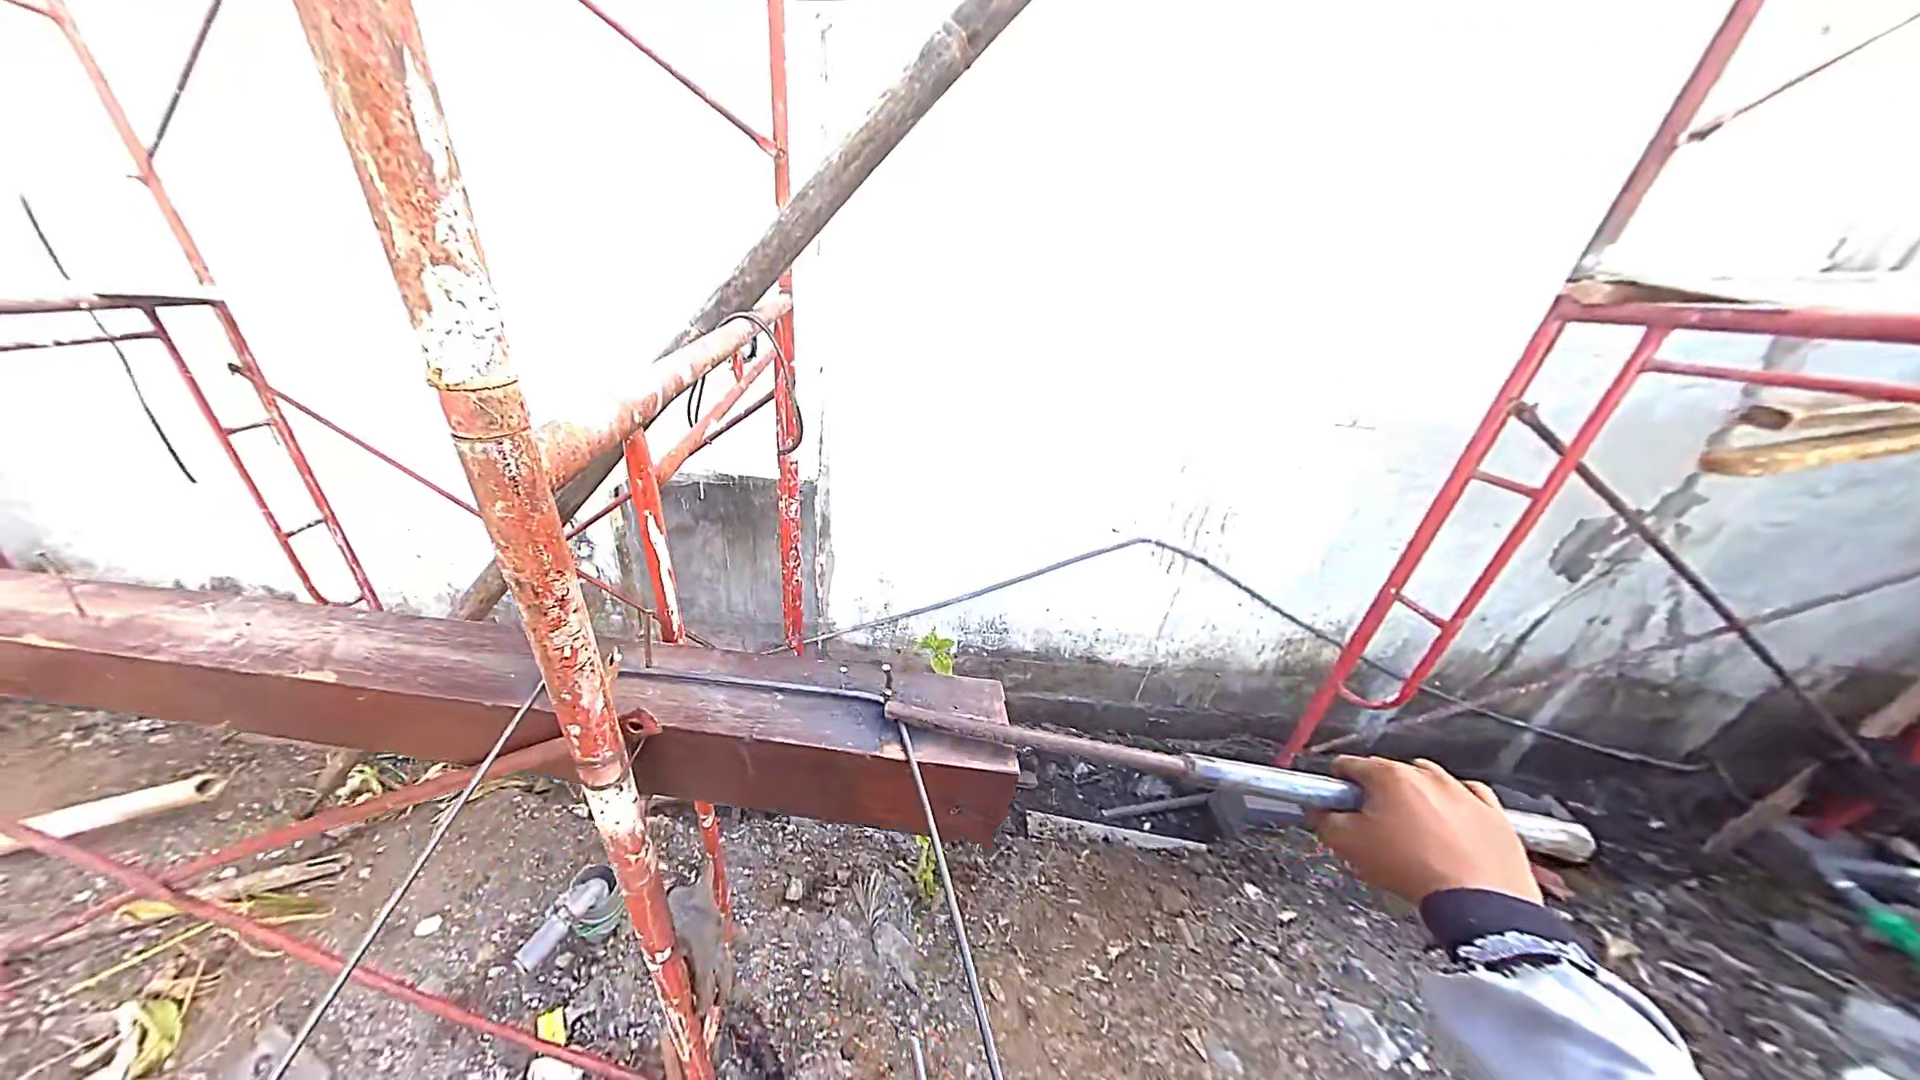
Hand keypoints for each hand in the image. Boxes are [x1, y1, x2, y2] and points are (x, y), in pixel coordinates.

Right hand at [1310, 756, 1540, 904]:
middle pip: (1389, 772)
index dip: (1338, 784)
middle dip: (1378, 792)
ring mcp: (1463, 792)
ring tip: (1413, 829)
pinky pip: (1470, 796)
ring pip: (1429, 781)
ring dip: (1416, 796)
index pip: (1349, 765)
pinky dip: (1456, 805)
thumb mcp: (1347, 844)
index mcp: (1387, 775)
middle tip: (1375, 823)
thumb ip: (1323, 819)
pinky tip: (1450, 824)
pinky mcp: (1494, 814)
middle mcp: (1426, 775)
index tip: (1339, 802)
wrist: (1479, 905)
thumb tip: (1317, 809)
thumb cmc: (1411, 869)